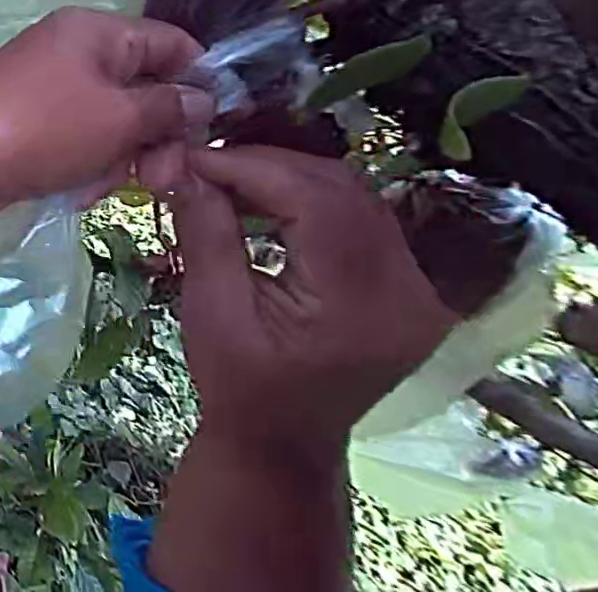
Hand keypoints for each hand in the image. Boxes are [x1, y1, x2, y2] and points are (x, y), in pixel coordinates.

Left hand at [0, 7, 210, 267]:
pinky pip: (76, 136)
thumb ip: (170, 107)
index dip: (199, 85)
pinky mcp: (27, 117)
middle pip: (142, 87)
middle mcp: (68, 48)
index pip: (172, 44)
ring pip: (111, 120)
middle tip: (160, 179)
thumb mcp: (119, 117)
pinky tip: (74, 189)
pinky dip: (84, 163)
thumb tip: (201, 98)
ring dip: (118, 157)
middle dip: (157, 137)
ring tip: (98, 184)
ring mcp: (44, 84)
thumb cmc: (42, 129)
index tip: (211, 133)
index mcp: (93, 30)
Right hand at [146, 147, 456, 591]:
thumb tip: (183, 167)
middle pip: (341, 189)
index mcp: (364, 304)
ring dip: (282, 176)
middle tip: (199, 163)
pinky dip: (301, 196)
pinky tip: (257, 200)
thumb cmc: (238, 380)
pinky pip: (354, 216)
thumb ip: (206, 233)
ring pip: (350, 195)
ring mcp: (414, 287)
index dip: (250, 167)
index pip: (317, 202)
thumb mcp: (211, 307)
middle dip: (263, 164)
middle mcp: (409, 290)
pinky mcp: (400, 284)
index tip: (189, 158)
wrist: (280, 439)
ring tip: (221, 177)